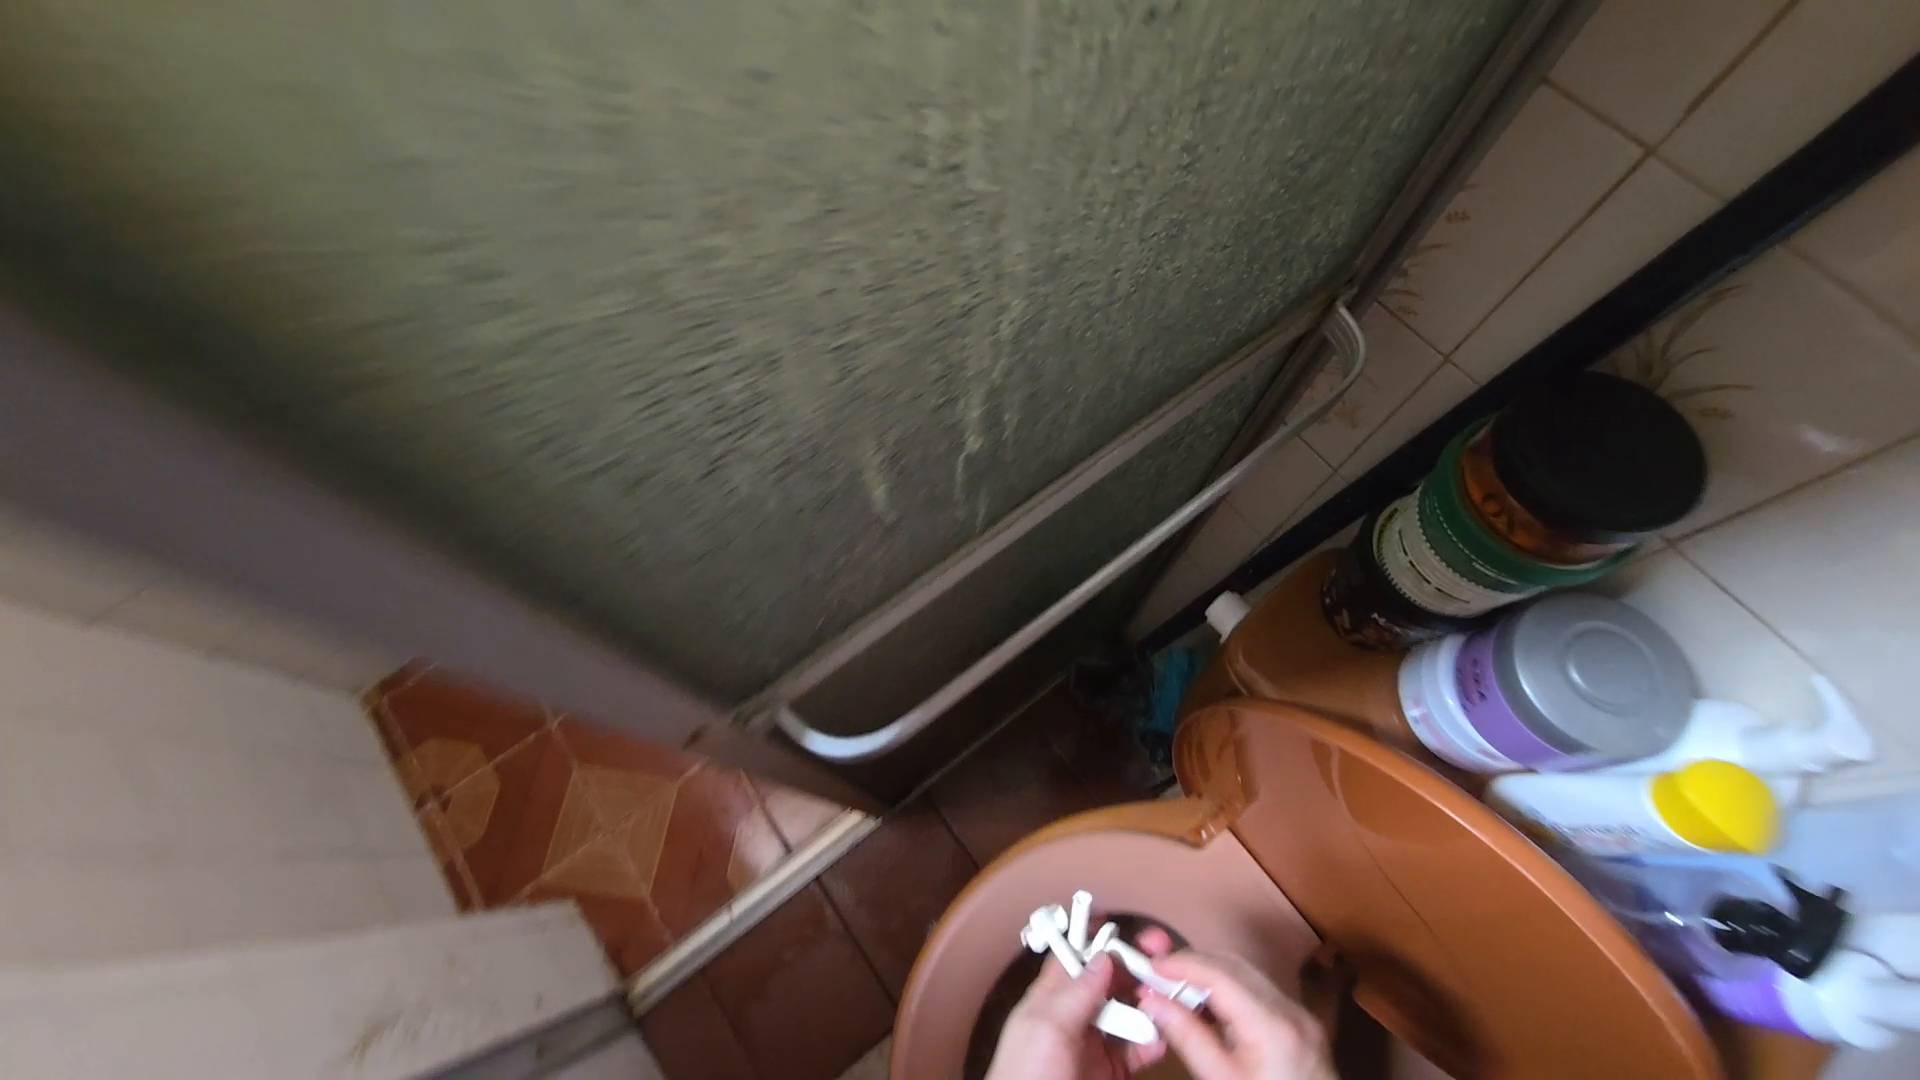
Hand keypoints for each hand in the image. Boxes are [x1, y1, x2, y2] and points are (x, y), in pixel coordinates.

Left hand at [985, 952, 1157, 1079]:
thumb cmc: (1027, 1074)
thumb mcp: (1047, 1029)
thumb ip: (1076, 993)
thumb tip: (1103, 954)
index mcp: (1050, 998)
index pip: (1074, 955)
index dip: (1096, 938)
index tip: (1125, 924)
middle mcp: (1074, 1016)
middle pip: (1108, 982)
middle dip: (1133, 969)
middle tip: (1164, 962)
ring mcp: (1094, 1045)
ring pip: (1126, 1015)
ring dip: (1148, 1006)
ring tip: (1168, 1002)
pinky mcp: (1110, 1073)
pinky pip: (1135, 1052)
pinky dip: (1150, 1043)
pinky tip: (1161, 1039)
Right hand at [1135, 951, 1334, 1079]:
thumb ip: (1186, 1036)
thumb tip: (1150, 998)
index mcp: (1271, 1026)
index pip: (1218, 974)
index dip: (1180, 963)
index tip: (1149, 964)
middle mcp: (1290, 1009)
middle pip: (1232, 965)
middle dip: (1191, 962)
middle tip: (1155, 969)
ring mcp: (1300, 1015)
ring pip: (1246, 973)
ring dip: (1208, 972)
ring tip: (1174, 987)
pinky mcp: (1302, 1024)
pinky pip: (1258, 991)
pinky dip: (1227, 989)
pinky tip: (1206, 1005)